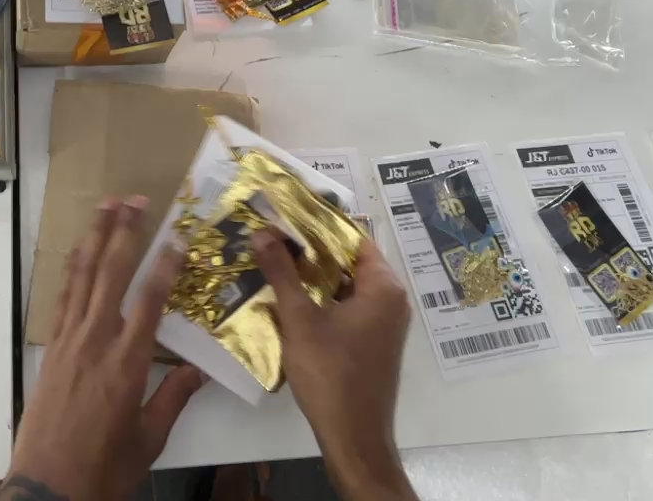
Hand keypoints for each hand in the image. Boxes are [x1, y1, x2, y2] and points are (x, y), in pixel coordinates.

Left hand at [6, 195, 204, 500]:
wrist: (46, 489)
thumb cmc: (103, 469)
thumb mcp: (149, 440)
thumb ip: (174, 397)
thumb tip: (201, 369)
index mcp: (127, 363)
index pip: (150, 301)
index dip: (164, 265)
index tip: (177, 236)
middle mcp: (96, 341)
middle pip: (111, 274)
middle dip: (124, 232)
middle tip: (136, 199)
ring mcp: (69, 340)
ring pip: (82, 276)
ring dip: (95, 237)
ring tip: (105, 206)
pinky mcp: (51, 346)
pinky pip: (63, 297)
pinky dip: (72, 268)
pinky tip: (78, 250)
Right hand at [254, 232, 415, 500]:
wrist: (353, 440)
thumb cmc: (331, 374)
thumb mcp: (299, 318)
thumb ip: (281, 271)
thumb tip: (262, 231)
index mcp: (383, 287)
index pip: (350, 236)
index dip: (316, 223)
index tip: (283, 213)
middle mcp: (390, 299)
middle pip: (346, 258)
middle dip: (309, 248)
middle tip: (271, 234)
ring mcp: (383, 322)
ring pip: (343, 283)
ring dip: (312, 274)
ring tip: (273, 259)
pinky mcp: (372, 340)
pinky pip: (345, 304)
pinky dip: (320, 297)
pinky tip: (288, 295)